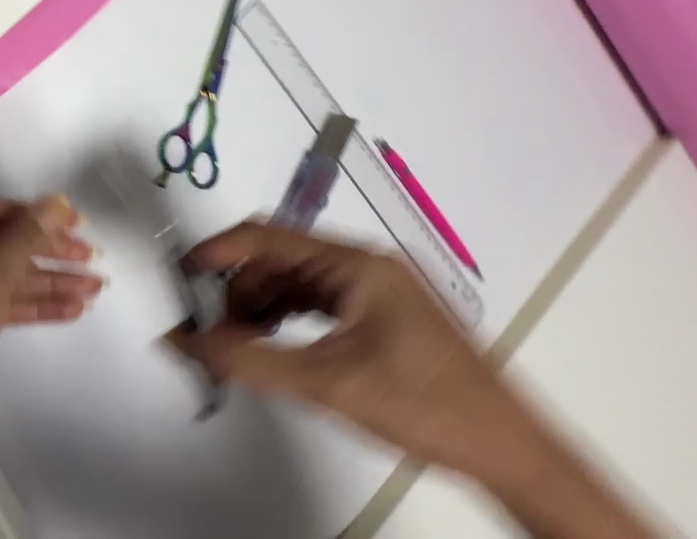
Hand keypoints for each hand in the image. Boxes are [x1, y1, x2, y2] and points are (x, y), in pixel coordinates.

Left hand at [0, 195, 99, 426]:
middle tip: (93, 258)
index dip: (37, 215)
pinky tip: (74, 309)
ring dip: (50, 281)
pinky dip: (36, 304)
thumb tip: (56, 202)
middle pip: (4, 244)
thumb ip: (24, 237)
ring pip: (9, 276)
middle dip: (49, 251)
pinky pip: (6, 302)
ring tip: (96, 288)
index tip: (78, 223)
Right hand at [165, 223, 545, 478]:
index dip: (217, 252)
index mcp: (356, 264)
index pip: (266, 237)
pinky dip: (284, 319)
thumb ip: (245, 359)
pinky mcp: (384, 317)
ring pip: (295, 282)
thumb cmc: (426, 407)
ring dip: (258, 307)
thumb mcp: (326, 383)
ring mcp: (378, 291)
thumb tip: (179, 341)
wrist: (516, 458)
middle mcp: (366, 266)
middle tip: (211, 327)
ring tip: (237, 343)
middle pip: (278, 260)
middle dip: (237, 290)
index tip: (180, 275)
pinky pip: (316, 302)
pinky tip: (272, 346)